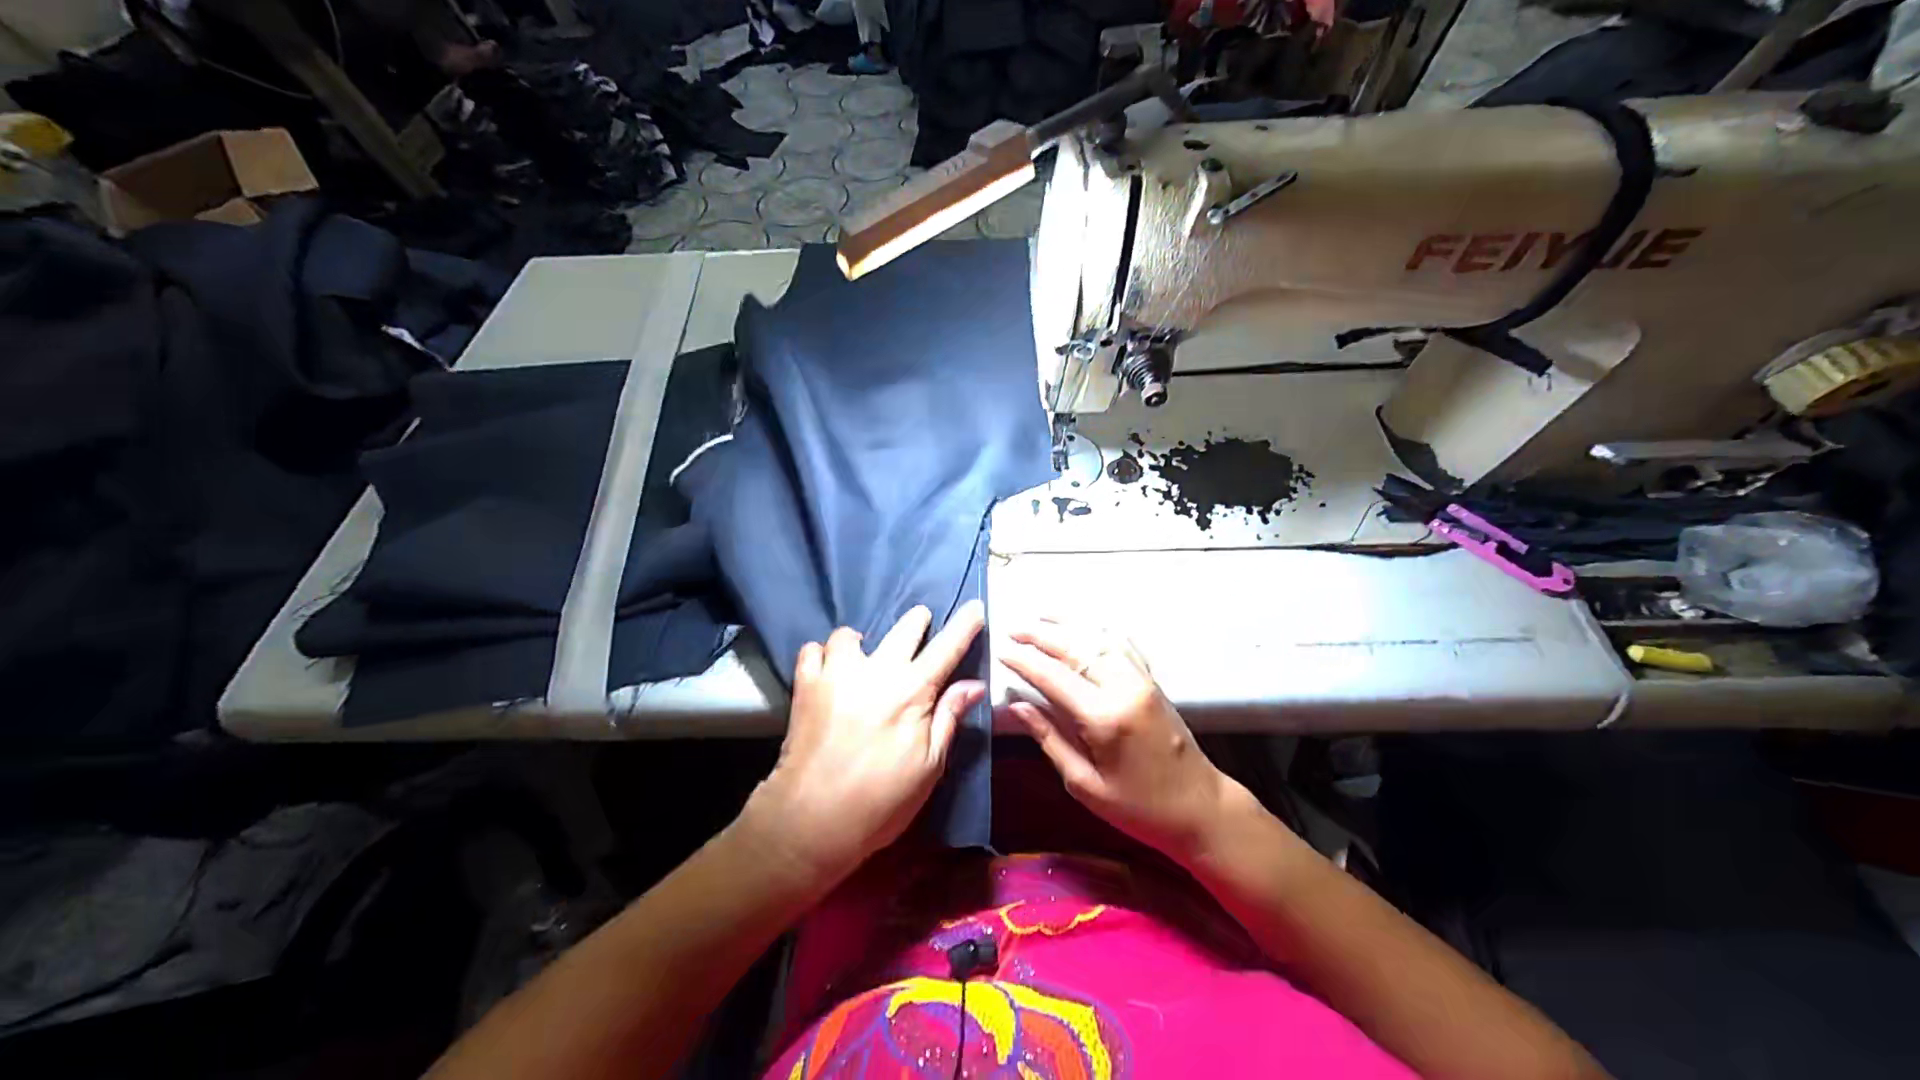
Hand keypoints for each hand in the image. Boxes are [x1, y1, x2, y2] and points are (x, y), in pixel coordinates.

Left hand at [741, 600, 985, 888]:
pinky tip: (827, 668)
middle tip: (921, 623)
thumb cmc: (882, 800)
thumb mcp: (929, 766)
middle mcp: (877, 672)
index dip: (964, 625)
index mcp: (913, 692)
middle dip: (917, 621)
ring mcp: (837, 674)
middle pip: (904, 629)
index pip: (947, 648)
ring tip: (864, 654)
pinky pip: (812, 650)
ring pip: (851, 635)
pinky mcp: (805, 685)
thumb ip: (948, 718)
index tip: (975, 605)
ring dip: (863, 641)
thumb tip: (974, 684)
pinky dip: (822, 654)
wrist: (813, 818)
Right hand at [999, 618, 1247, 863]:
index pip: (1053, 677)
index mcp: (1104, 717)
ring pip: (1099, 638)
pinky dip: (1098, 631)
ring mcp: (1142, 680)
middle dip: (1041, 636)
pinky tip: (1083, 628)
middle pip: (1076, 648)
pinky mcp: (1152, 681)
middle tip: (1013, 630)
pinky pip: (1122, 645)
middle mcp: (1124, 688)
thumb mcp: (1084, 783)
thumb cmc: (1138, 807)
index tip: (1002, 652)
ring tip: (1040, 619)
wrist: (1199, 807)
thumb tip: (1016, 706)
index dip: (1024, 662)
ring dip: (1068, 626)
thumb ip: (1049, 739)